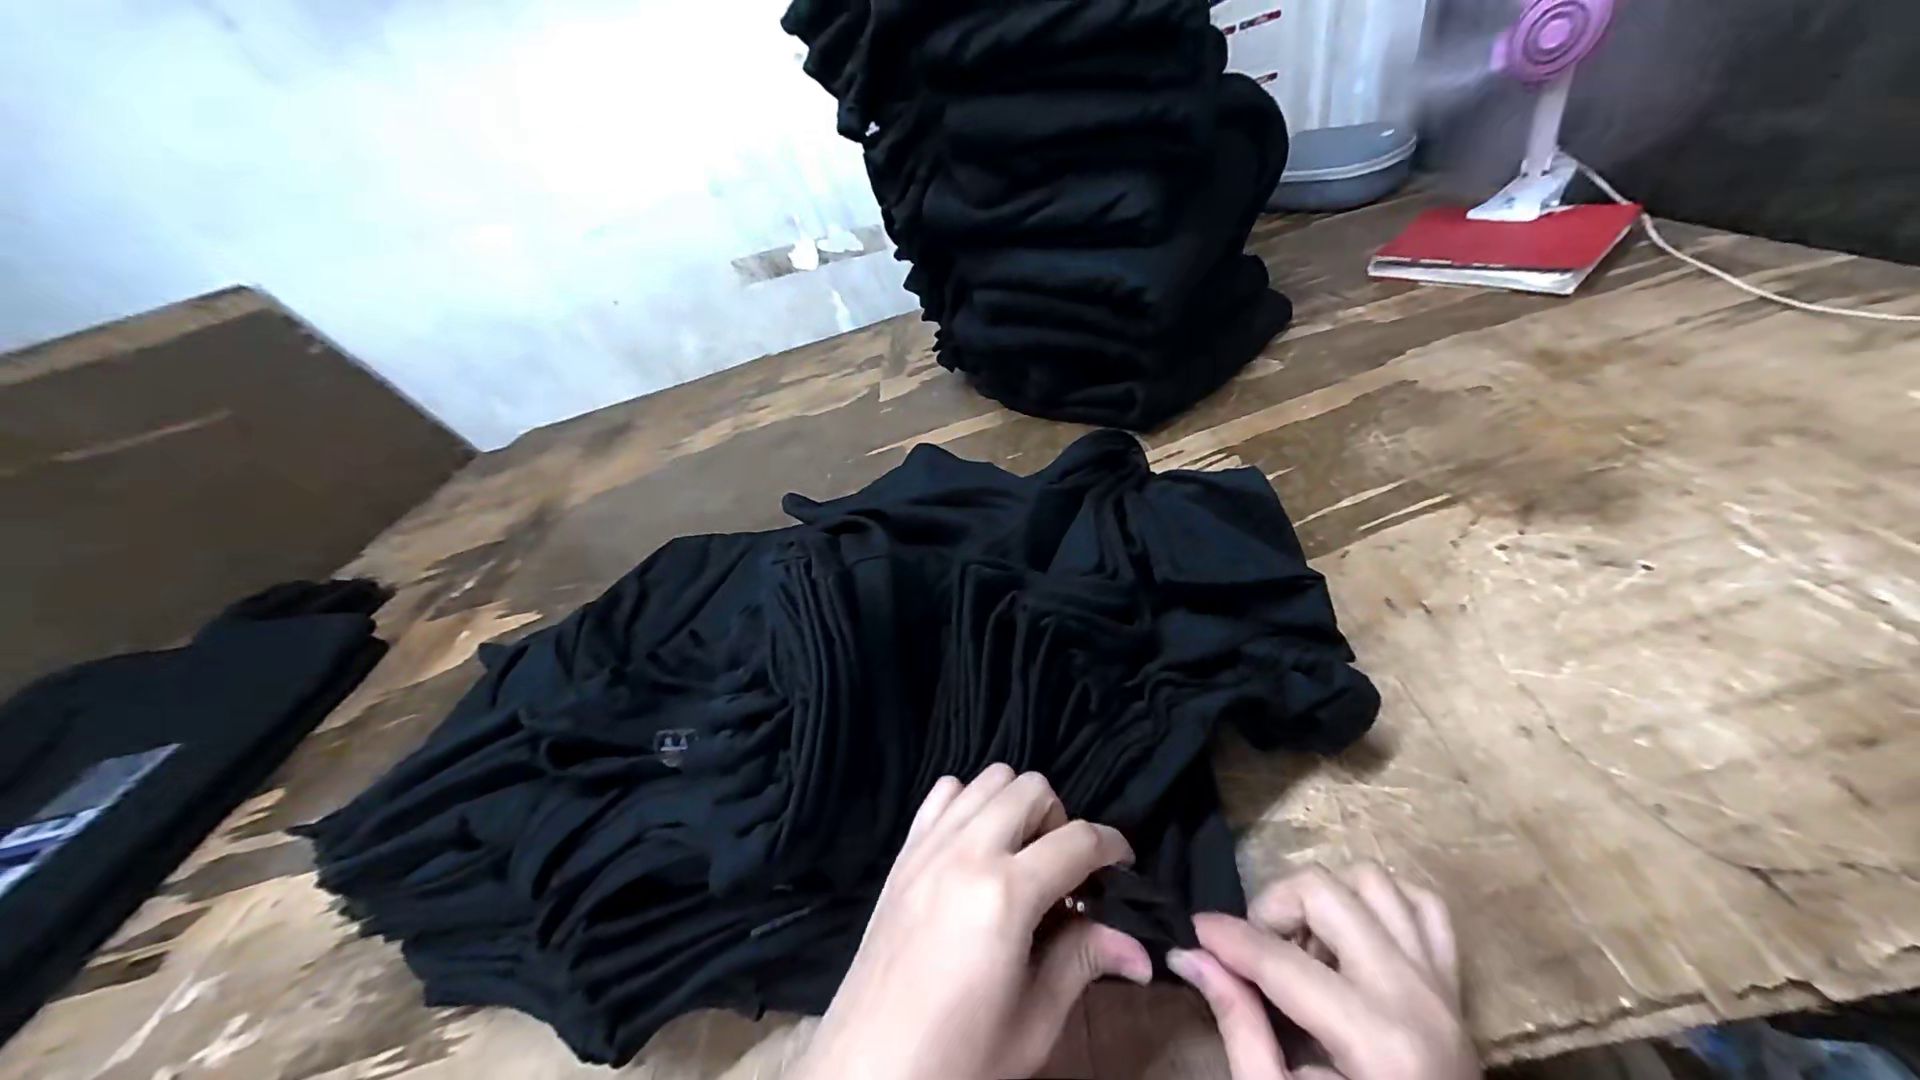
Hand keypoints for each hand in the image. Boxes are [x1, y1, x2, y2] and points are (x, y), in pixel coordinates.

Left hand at [790, 764, 1152, 1079]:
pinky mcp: (904, 851)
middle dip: (1060, 821)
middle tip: (1062, 872)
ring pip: (989, 779)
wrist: (869, 1068)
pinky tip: (975, 846)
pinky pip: (944, 793)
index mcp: (1005, 894)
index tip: (1121, 866)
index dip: (1112, 847)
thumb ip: (1083, 961)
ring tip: (1019, 856)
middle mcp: (967, 851)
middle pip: (1032, 788)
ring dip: (1016, 806)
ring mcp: (929, 845)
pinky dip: (970, 803)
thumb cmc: (959, 1057)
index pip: (1077, 840)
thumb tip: (1139, 949)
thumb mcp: (1033, 1022)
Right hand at [1167, 863, 1478, 1079]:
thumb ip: (1237, 1023)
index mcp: (1378, 1042)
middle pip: (1324, 891)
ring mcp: (1442, 986)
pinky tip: (1351, 936)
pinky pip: (1422, 904)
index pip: (1278, 958)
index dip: (1224, 937)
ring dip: (1326, 902)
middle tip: (1253, 952)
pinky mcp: (1455, 985)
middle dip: (1272, 907)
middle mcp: (1415, 997)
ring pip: (1373, 882)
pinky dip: (1379, 904)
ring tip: (1305, 947)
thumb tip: (1189, 955)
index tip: (1195, 932)